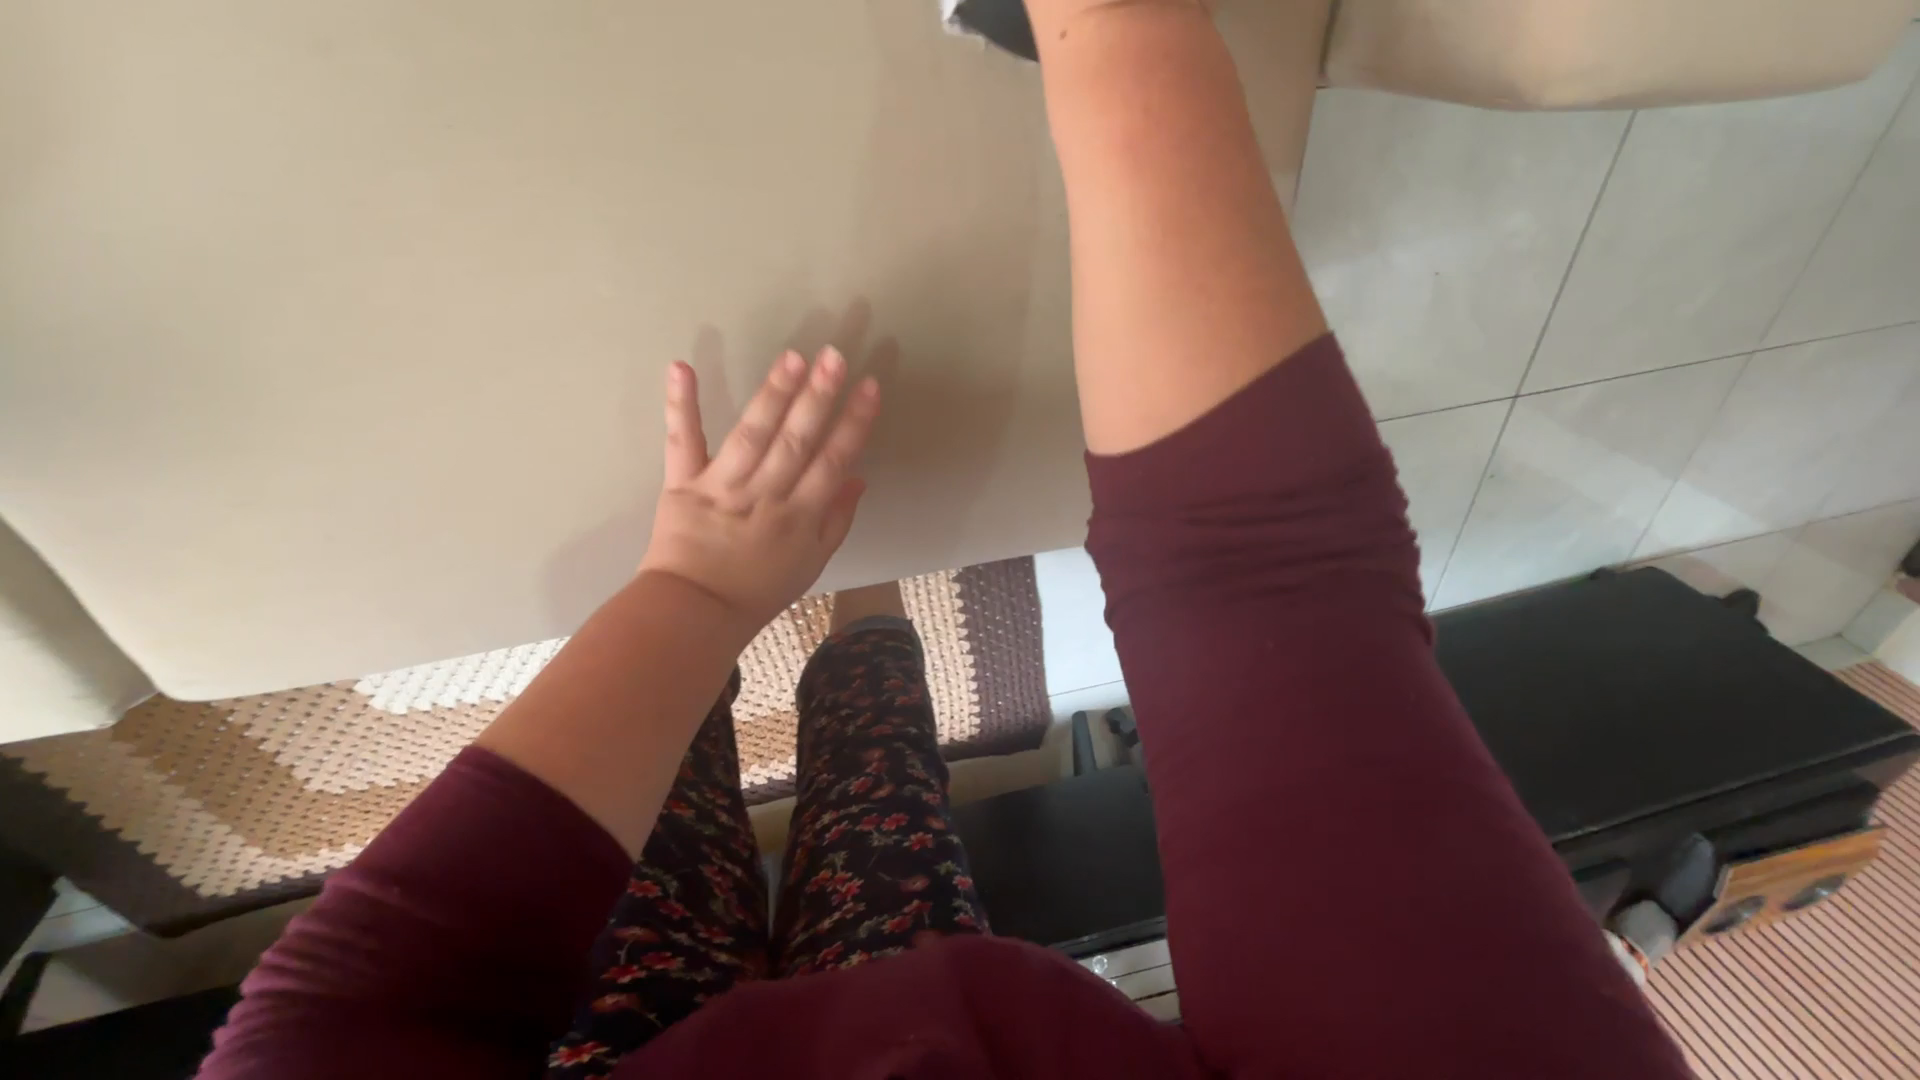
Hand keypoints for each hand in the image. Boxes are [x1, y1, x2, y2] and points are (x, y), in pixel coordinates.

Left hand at [638, 347, 880, 633]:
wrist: (697, 612)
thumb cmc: (759, 589)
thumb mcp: (813, 562)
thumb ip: (837, 519)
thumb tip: (859, 478)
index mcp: (800, 516)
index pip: (833, 461)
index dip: (854, 423)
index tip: (869, 387)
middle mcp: (765, 495)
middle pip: (796, 441)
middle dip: (818, 397)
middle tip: (835, 356)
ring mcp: (723, 486)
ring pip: (752, 435)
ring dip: (773, 394)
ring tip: (793, 357)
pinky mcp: (683, 483)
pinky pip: (682, 441)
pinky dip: (680, 405)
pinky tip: (683, 366)